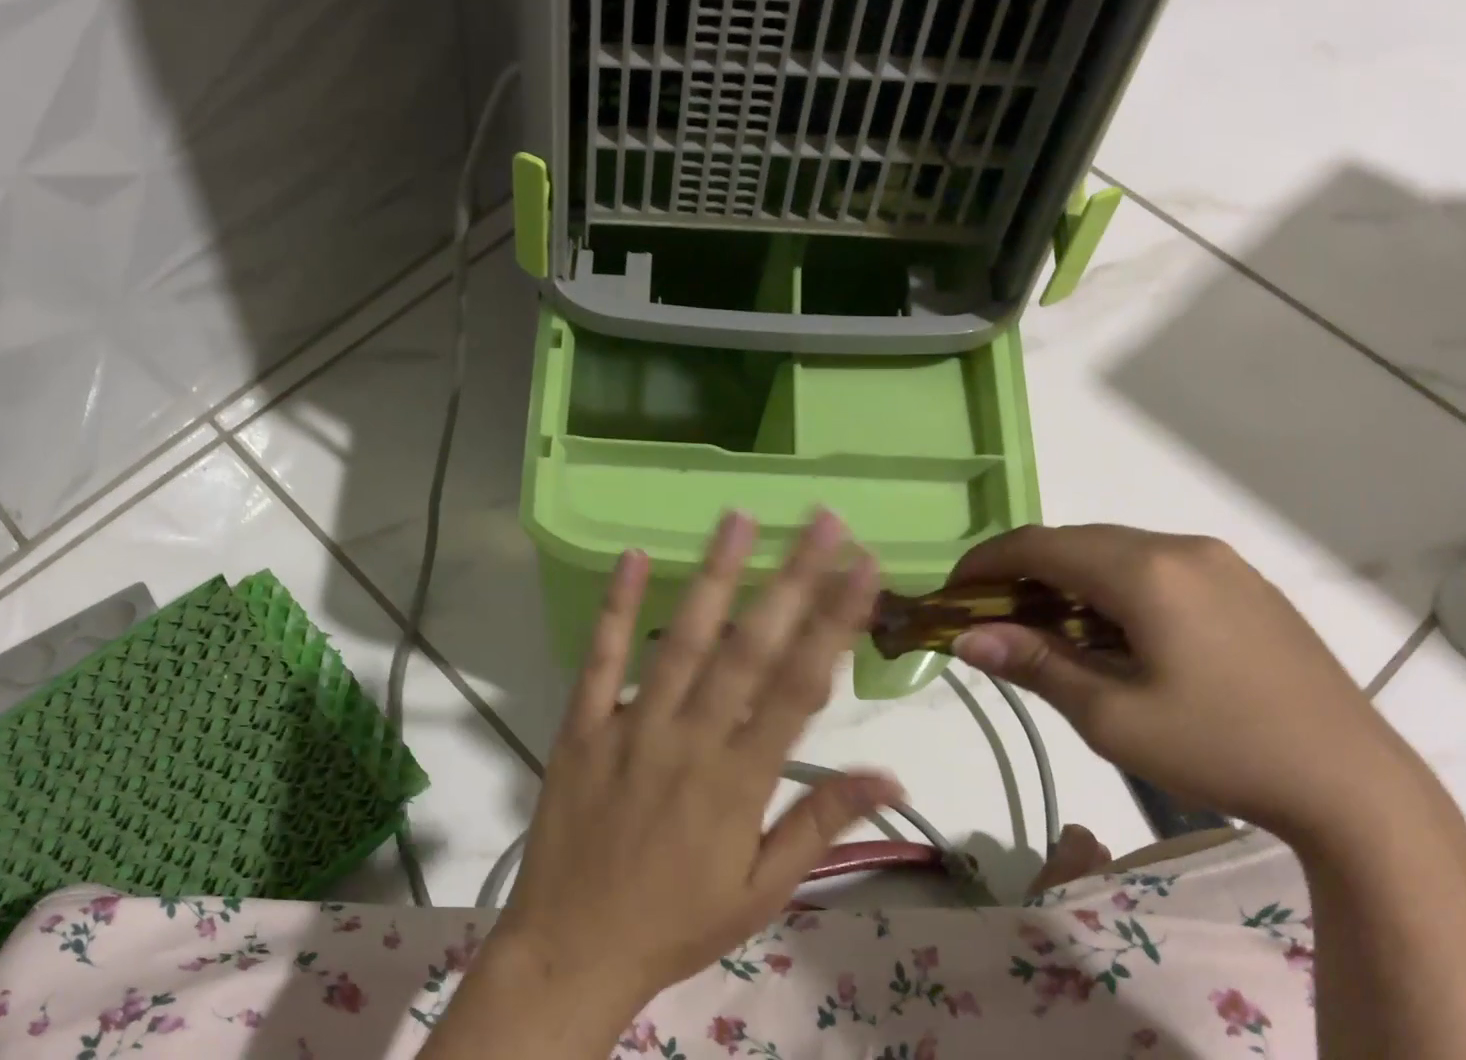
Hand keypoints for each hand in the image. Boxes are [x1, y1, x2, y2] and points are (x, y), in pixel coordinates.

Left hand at [483, 511, 900, 1011]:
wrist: (574, 945)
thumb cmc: (676, 923)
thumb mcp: (761, 891)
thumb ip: (818, 823)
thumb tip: (890, 775)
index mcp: (740, 780)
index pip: (799, 686)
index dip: (834, 621)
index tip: (862, 567)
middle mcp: (690, 740)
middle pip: (750, 647)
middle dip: (790, 580)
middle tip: (821, 521)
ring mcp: (630, 727)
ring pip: (681, 641)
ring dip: (712, 577)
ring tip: (738, 520)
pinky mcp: (581, 726)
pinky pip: (601, 659)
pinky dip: (617, 607)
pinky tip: (633, 558)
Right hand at [947, 524, 1414, 837]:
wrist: (1353, 785)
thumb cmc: (1217, 747)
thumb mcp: (1109, 716)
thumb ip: (1034, 665)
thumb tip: (963, 638)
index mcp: (1145, 573)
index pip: (1036, 546)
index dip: (981, 565)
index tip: (949, 598)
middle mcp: (1182, 550)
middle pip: (1073, 542)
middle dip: (1018, 573)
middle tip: (986, 619)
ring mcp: (1220, 565)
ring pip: (1112, 553)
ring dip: (1062, 580)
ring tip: (1039, 630)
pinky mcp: (1243, 586)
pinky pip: (1152, 568)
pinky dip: (1106, 588)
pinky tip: (1104, 633)